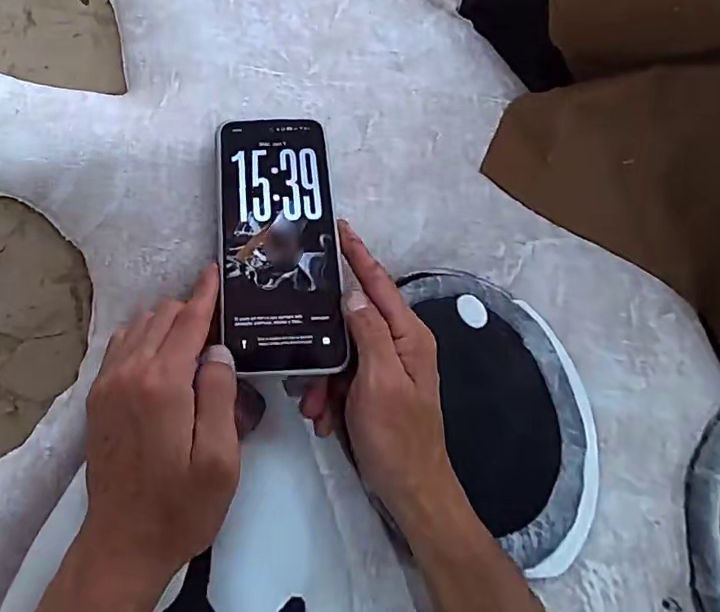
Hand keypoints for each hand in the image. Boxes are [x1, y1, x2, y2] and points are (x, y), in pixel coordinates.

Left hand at [41, 266, 239, 610]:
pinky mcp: (97, 399)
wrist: (122, 547)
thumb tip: (218, 350)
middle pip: (164, 315)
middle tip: (221, 321)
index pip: (189, 321)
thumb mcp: (220, 458)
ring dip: (170, 321)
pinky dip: (146, 335)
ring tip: (197, 336)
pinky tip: (163, 352)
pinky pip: (122, 344)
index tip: (216, 269)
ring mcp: (107, 386)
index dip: (206, 293)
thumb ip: (221, 394)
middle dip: (193, 309)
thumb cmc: (181, 506)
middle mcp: (129, 375)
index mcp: (162, 385)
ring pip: (143, 325)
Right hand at [300, 224, 543, 611]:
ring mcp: (387, 367)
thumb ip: (368, 332)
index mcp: (408, 334)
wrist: (411, 491)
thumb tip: (355, 293)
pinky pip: (344, 379)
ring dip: (325, 380)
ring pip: (342, 354)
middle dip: (326, 347)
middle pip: (353, 322)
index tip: (341, 228)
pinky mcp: (375, 388)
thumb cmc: (398, 438)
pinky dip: (331, 397)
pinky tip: (328, 420)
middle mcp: (399, 343)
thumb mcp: (379, 381)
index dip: (358, 255)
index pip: (379, 283)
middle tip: (308, 374)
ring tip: (319, 409)